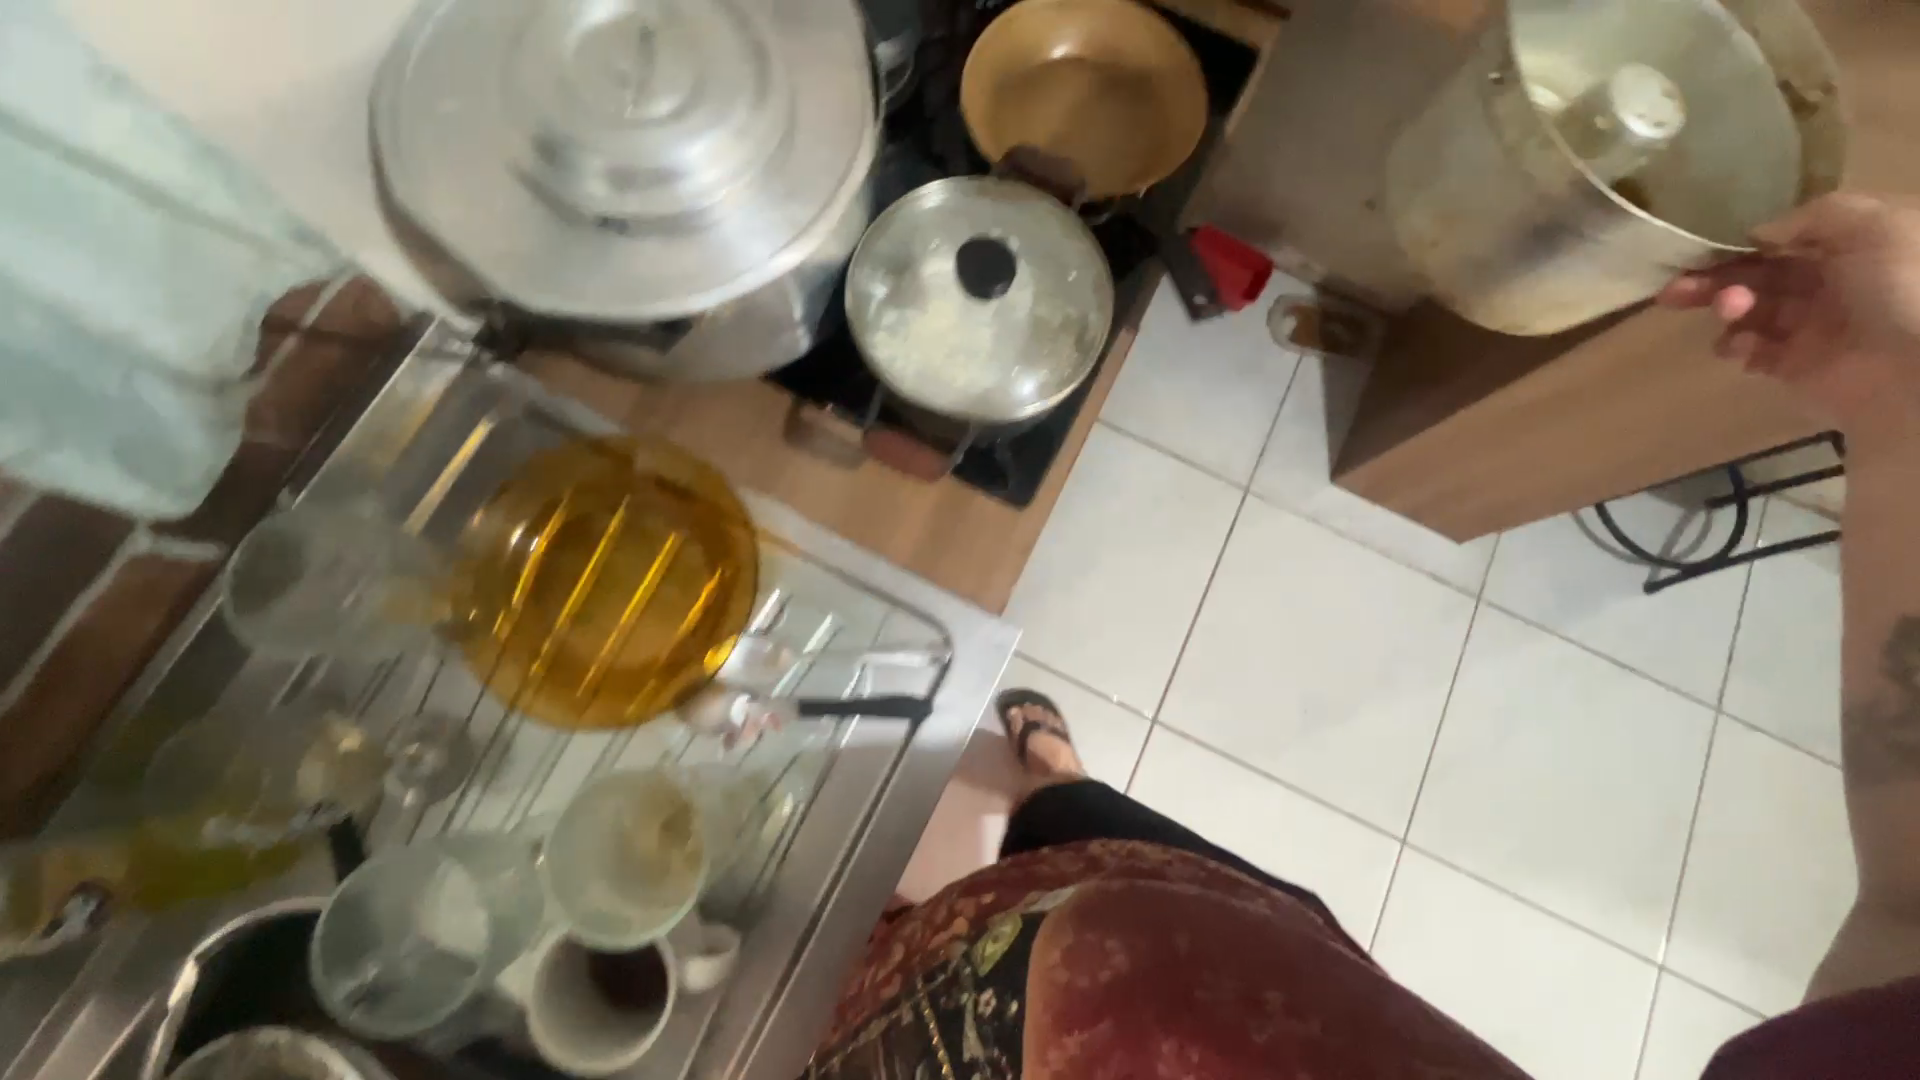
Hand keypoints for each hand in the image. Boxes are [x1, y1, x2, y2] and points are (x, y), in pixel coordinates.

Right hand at [1658, 194, 1919, 440]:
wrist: (1916, 368)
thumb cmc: (1903, 287)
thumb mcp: (1875, 227)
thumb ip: (1816, 215)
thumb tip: (1757, 233)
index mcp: (1856, 247)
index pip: (1785, 240)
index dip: (1740, 244)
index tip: (1700, 252)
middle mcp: (1832, 282)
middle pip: (1756, 275)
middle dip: (1714, 280)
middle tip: (1674, 291)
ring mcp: (1811, 325)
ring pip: (1747, 310)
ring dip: (1727, 309)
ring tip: (1730, 314)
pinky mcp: (1791, 364)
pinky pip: (1749, 350)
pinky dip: (1736, 346)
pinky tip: (1742, 347)